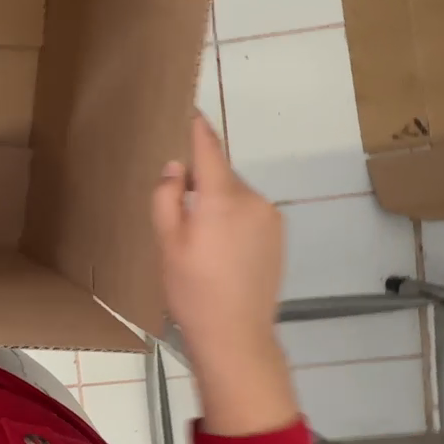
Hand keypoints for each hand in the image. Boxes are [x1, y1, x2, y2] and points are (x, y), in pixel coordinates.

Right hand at [151, 113, 297, 435]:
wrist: (236, 334)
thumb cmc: (192, 289)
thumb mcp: (166, 243)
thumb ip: (167, 198)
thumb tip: (175, 168)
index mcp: (222, 199)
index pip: (208, 150)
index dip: (197, 128)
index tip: (188, 109)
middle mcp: (253, 200)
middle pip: (220, 175)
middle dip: (198, 179)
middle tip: (174, 203)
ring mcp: (270, 218)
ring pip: (233, 195)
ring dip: (214, 202)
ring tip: (194, 236)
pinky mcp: (277, 236)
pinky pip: (247, 213)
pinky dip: (230, 218)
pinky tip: (216, 248)